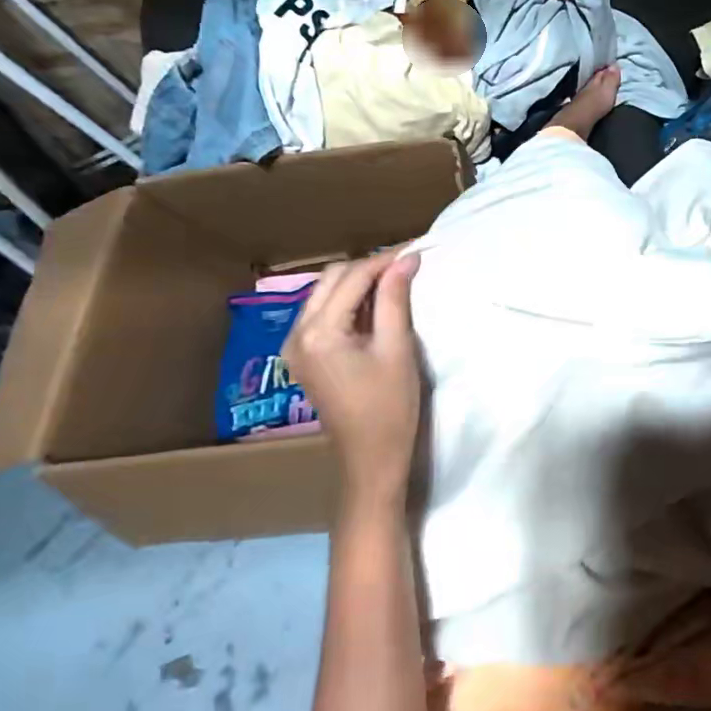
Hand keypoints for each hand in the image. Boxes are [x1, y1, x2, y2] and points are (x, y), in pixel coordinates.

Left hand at [286, 251, 423, 503]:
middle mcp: (297, 333)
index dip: (384, 260)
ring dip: (357, 282)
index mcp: (319, 333)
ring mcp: (294, 345)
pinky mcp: (302, 355)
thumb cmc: (389, 408)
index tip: (415, 249)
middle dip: (369, 267)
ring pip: (325, 292)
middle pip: (333, 279)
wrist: (369, 461)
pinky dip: (347, 301)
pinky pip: (322, 312)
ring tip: (394, 279)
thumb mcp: (397, 349)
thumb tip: (407, 259)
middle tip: (406, 263)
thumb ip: (395, 299)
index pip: (352, 278)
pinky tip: (374, 303)